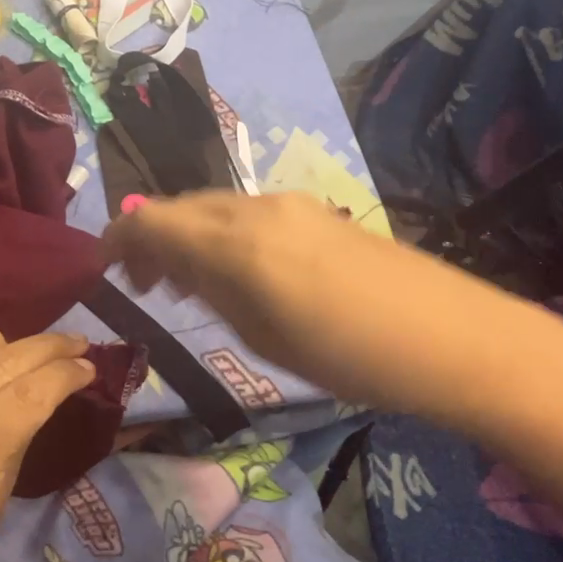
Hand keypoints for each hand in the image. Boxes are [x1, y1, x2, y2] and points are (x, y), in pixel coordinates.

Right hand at [100, 191, 562, 421]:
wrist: (460, 340)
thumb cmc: (352, 357)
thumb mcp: (263, 337)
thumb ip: (212, 291)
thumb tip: (182, 269)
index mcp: (233, 245)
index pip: (148, 220)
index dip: (116, 240)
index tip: (102, 269)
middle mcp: (252, 209)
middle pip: (176, 207)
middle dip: (149, 240)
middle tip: (149, 287)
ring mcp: (287, 204)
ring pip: (210, 207)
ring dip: (186, 236)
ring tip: (191, 284)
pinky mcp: (314, 209)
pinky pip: (244, 211)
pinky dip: (221, 234)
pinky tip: (239, 270)